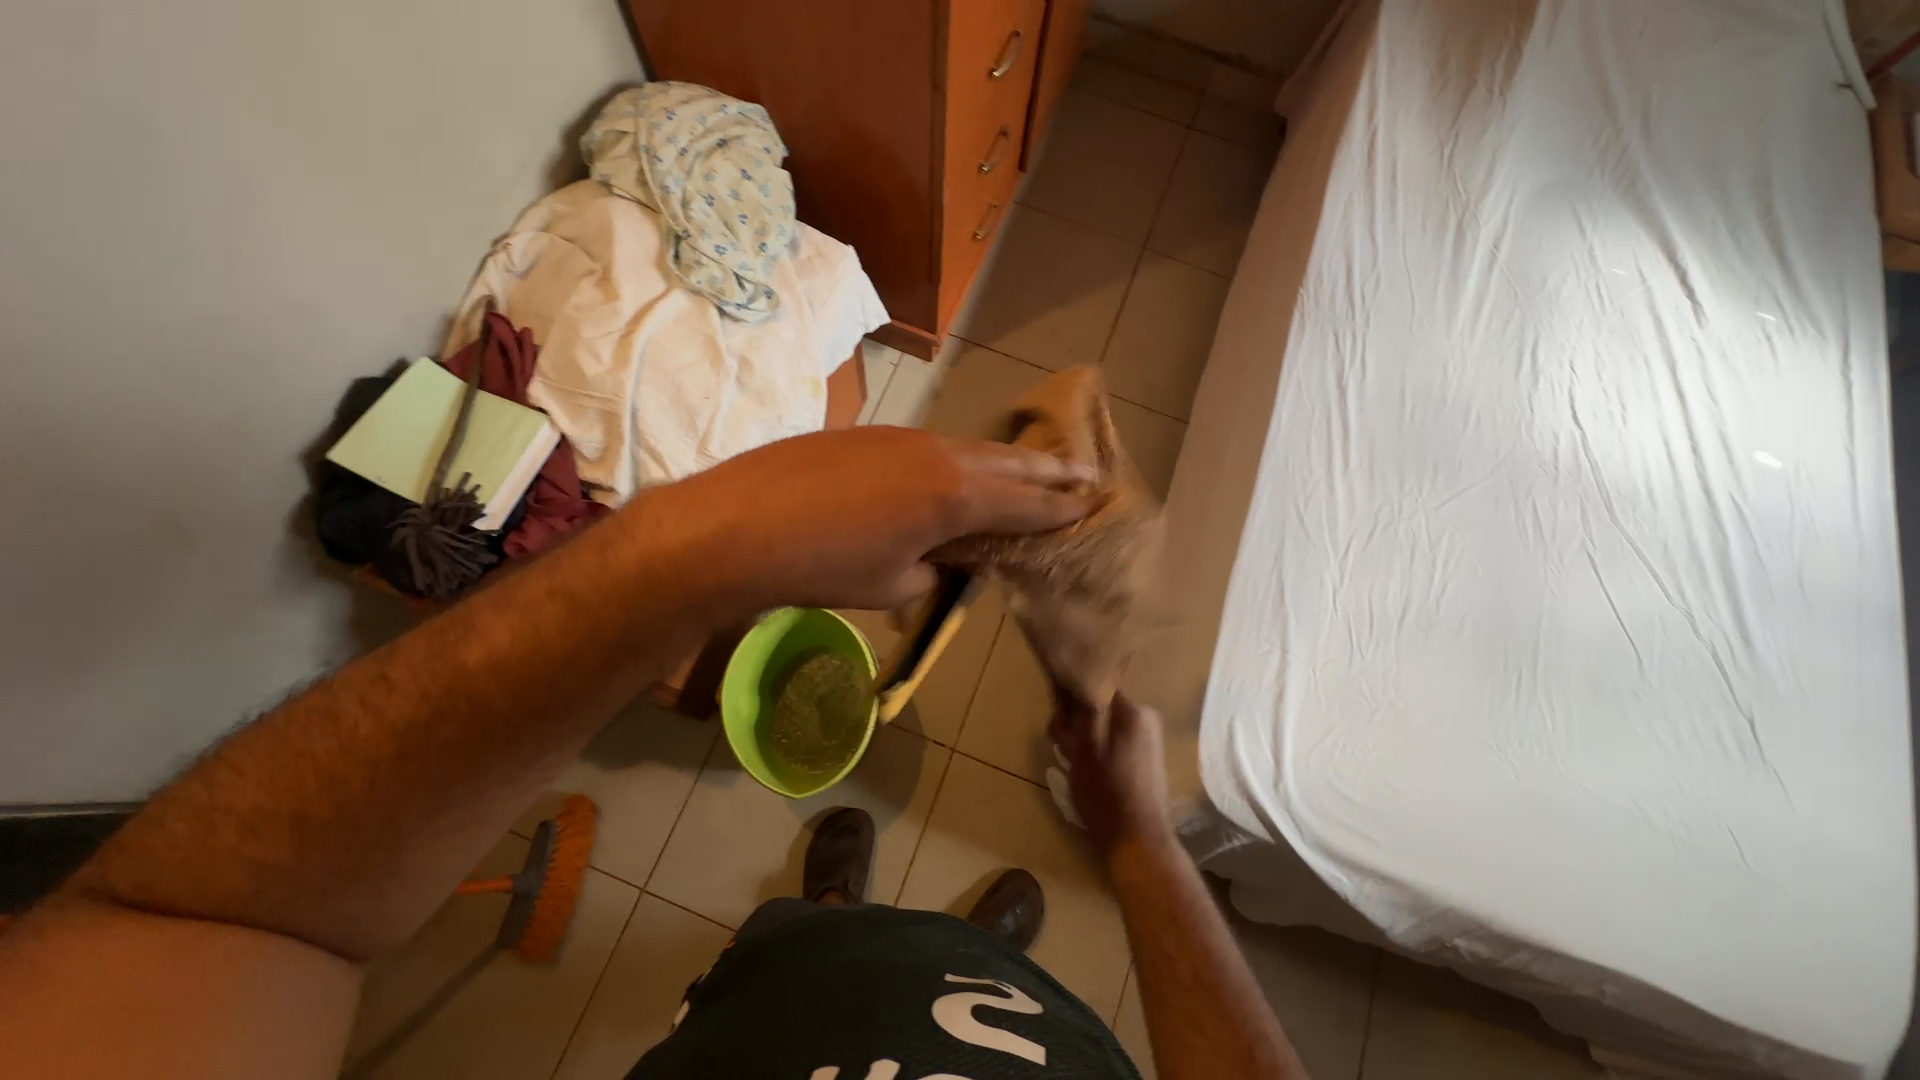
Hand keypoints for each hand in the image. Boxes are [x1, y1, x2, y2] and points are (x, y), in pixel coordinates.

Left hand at [659, 426, 1096, 610]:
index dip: (1059, 508)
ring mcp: (899, 436)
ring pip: (966, 448)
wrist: (735, 526)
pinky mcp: (866, 434)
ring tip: (1026, 468)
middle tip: (1086, 471)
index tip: (1089, 504)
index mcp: (954, 496)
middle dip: (1048, 468)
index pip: (1024, 502)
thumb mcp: (891, 585)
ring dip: (1001, 461)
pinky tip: (947, 475)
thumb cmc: (823, 568)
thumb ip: (932, 569)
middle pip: (1007, 460)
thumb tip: (938, 559)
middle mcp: (937, 455)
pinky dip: (953, 462)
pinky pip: (927, 447)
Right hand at [1051, 691, 1173, 856]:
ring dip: (1084, 736)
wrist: (1137, 839)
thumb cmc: (1105, 793)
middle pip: (1100, 704)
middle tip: (1064, 745)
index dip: (1072, 695)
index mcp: (1134, 711)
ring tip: (1073, 761)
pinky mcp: (1145, 757)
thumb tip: (1072, 679)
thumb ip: (1080, 710)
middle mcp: (1146, 718)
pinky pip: (1114, 739)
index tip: (1058, 714)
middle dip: (1077, 720)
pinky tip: (1088, 770)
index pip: (1097, 683)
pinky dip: (1097, 748)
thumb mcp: (1084, 748)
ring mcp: (1148, 738)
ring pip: (1104, 723)